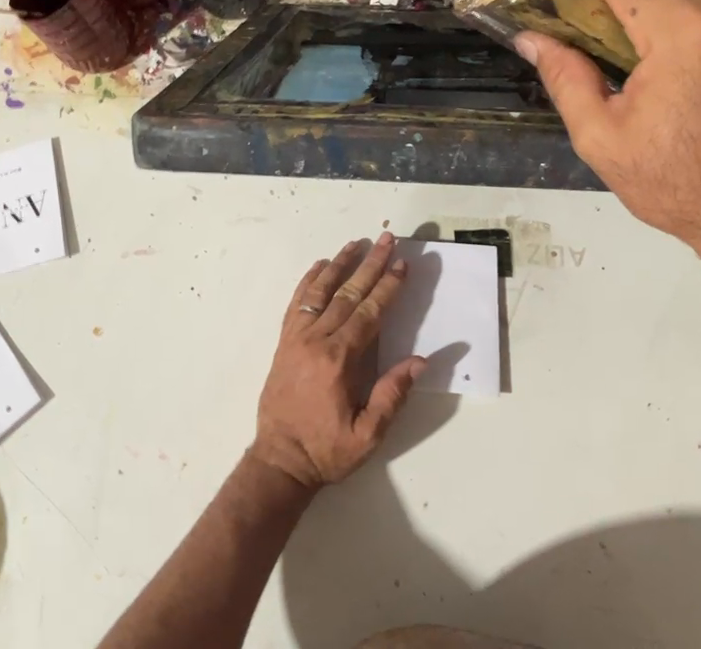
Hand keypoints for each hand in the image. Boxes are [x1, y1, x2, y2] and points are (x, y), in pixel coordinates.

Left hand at [247, 233, 425, 489]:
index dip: (388, 287)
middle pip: (347, 294)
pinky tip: (320, 266)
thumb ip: (393, 396)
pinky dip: (309, 281)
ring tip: (356, 243)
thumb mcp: (368, 435)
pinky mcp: (284, 343)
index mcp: (339, 360)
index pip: (369, 313)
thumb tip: (421, 361)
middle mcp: (316, 341)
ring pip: (320, 292)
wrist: (279, 460)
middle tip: (386, 239)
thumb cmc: (326, 451)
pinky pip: (297, 303)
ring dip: (340, 265)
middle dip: (370, 265)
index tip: (402, 264)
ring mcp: (296, 339)